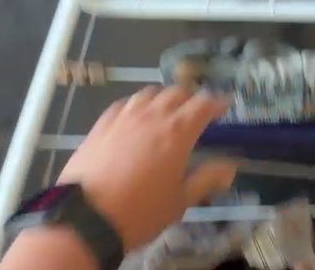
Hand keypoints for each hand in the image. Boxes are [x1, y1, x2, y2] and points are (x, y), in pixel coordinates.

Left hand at [58, 87, 236, 249]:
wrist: (84, 222)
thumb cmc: (139, 213)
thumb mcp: (179, 201)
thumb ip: (206, 179)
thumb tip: (230, 168)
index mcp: (178, 130)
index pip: (205, 102)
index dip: (217, 102)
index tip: (223, 108)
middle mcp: (154, 114)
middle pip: (178, 92)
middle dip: (191, 98)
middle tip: (194, 113)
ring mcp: (126, 116)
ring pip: (150, 92)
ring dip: (163, 98)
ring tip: (164, 111)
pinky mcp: (102, 124)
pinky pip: (125, 103)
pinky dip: (136, 105)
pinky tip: (134, 118)